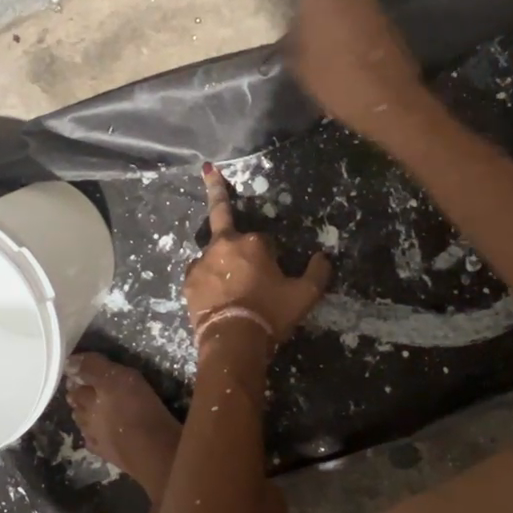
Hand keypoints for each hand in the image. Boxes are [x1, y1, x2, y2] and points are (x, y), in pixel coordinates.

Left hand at [184, 163, 331, 348]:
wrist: (233, 342)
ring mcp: (201, 262)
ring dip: (218, 258)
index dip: (271, 254)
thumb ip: (318, 273)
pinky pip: (198, 273)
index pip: (264, 239)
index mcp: (253, 243)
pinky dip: (205, 278)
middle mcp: (223, 244)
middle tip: (209, 170)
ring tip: (225, 280)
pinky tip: (212, 295)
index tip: (274, 271)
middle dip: (217, 191)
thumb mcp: (305, 296)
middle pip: (224, 219)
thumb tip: (324, 257)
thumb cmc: (270, 314)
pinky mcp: (188, 282)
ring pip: (212, 252)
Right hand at [285, 0, 427, 142]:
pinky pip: (362, 16)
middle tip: (304, 17)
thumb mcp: (300, 65)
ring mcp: (372, 5)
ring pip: (347, 0)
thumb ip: (292, 40)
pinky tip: (347, 45)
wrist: (389, 101)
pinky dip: (353, 24)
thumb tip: (292, 29)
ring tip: (325, 34)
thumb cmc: (336, 81)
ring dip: (337, 12)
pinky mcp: (388, 21)